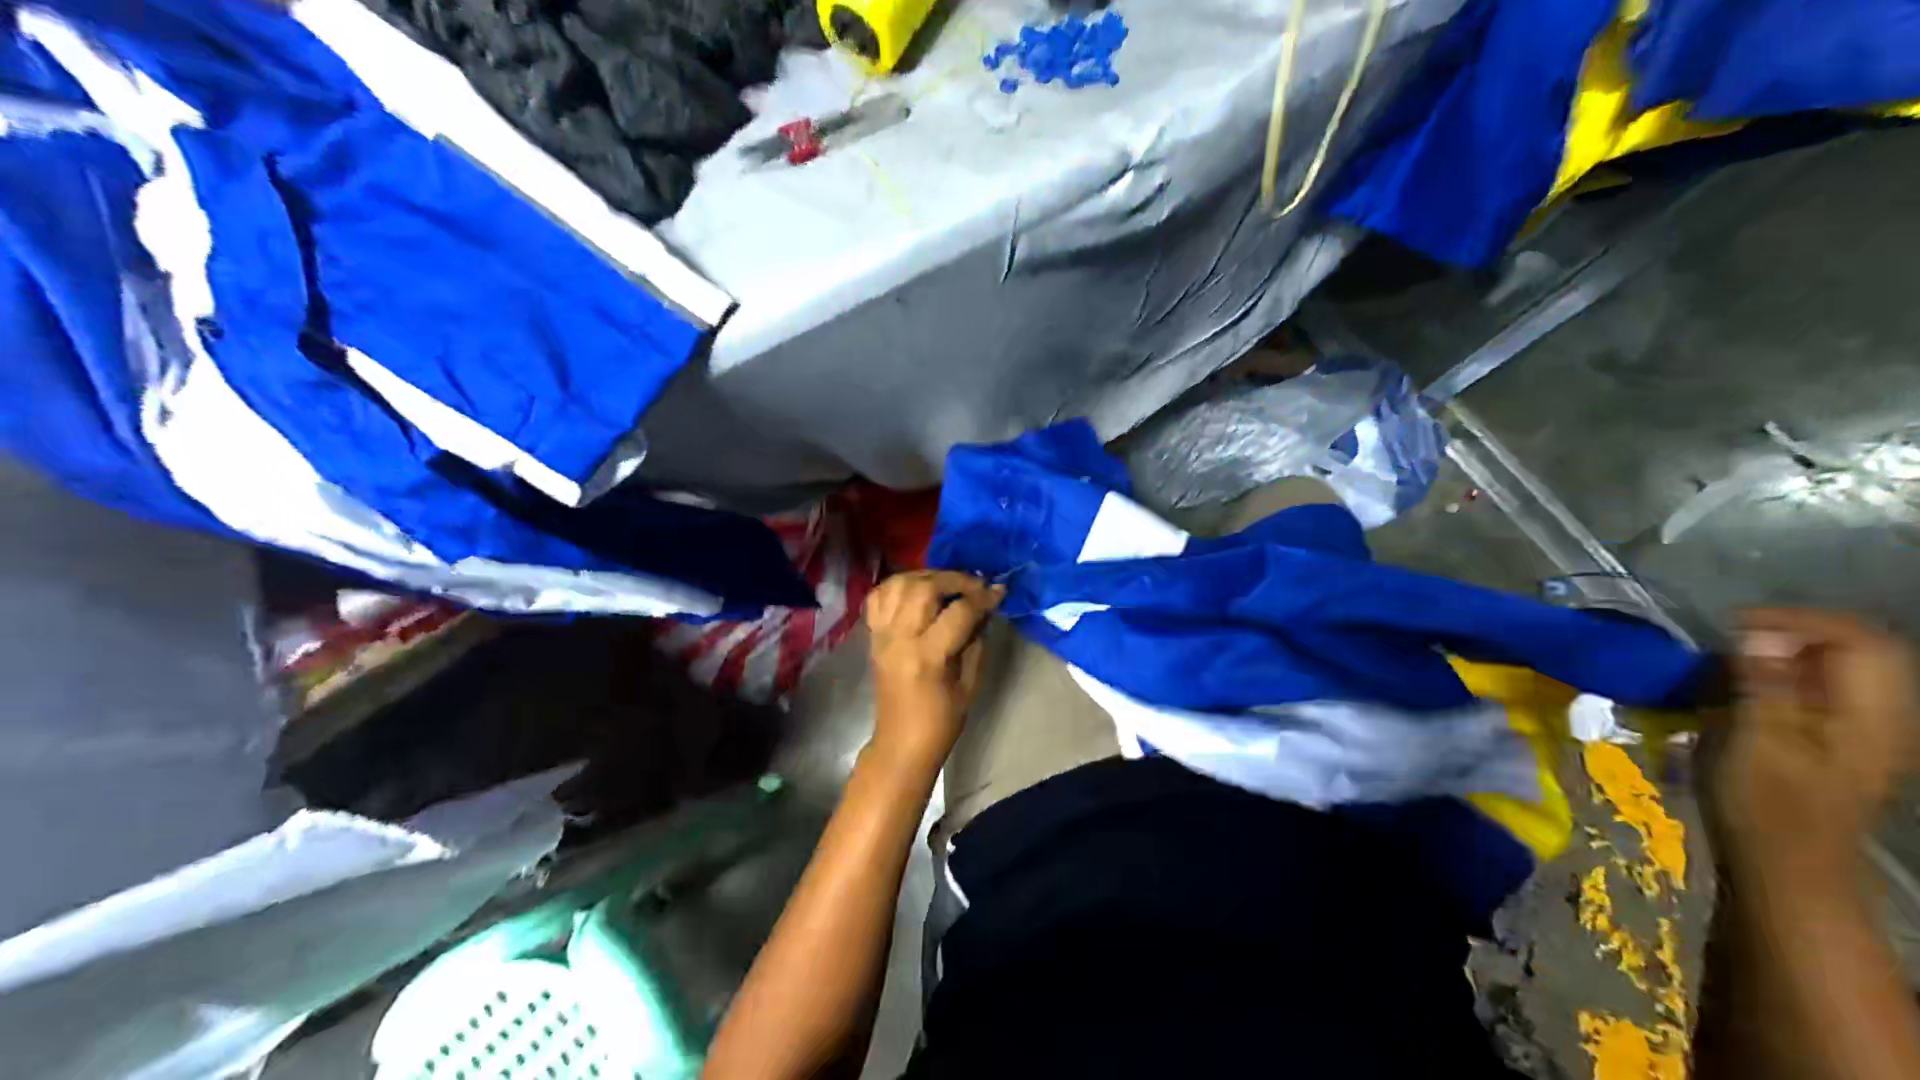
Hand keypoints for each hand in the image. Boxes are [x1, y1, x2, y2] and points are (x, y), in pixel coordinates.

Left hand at [864, 570, 1003, 767]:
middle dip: (954, 579)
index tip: (999, 591)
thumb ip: (976, 641)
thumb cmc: (942, 720)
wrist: (901, 741)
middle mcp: (900, 639)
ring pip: (899, 585)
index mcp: (927, 657)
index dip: (982, 597)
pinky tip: (916, 589)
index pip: (958, 611)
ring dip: (926, 576)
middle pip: (924, 588)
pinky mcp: (872, 635)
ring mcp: (881, 635)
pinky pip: (879, 596)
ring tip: (946, 582)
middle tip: (974, 583)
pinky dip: (897, 585)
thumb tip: (984, 608)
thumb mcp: (970, 683)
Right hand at [1709, 609, 1919, 882]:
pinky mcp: (1835, 742)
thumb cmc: (1767, 805)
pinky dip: (1777, 680)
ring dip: (1778, 657)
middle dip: (1786, 635)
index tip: (1733, 625)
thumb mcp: (1759, 741)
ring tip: (1724, 666)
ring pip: (1832, 670)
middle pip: (1852, 650)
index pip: (1859, 639)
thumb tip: (1757, 633)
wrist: (1784, 865)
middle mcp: (1882, 716)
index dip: (1798, 620)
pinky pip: (1816, 691)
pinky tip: (1740, 693)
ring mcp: (1862, 731)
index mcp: (1872, 714)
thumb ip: (1766, 684)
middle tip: (1725, 644)